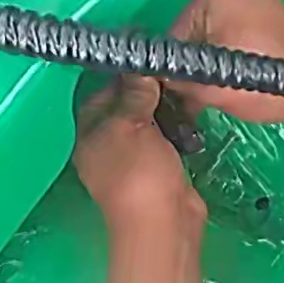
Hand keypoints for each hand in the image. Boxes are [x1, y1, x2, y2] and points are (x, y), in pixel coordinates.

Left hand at [74, 75, 204, 230]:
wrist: (164, 221)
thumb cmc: (139, 172)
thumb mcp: (131, 125)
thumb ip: (135, 96)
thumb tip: (139, 71)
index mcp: (90, 135)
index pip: (102, 94)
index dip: (124, 76)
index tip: (148, 60)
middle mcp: (109, 146)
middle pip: (127, 109)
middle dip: (149, 92)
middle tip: (173, 75)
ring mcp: (136, 160)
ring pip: (150, 125)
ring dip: (167, 111)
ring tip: (186, 92)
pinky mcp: (161, 170)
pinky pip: (167, 141)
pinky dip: (179, 131)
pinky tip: (192, 120)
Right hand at [169, 0, 283, 125]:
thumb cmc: (264, 87)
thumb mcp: (211, 86)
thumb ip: (177, 78)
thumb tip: (162, 77)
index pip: (177, 33)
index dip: (178, 68)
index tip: (184, 93)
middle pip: (199, 31)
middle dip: (200, 63)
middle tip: (204, 96)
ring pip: (220, 33)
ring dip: (217, 61)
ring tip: (225, 91)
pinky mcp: (276, 12)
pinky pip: (241, 32)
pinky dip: (236, 53)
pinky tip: (242, 79)